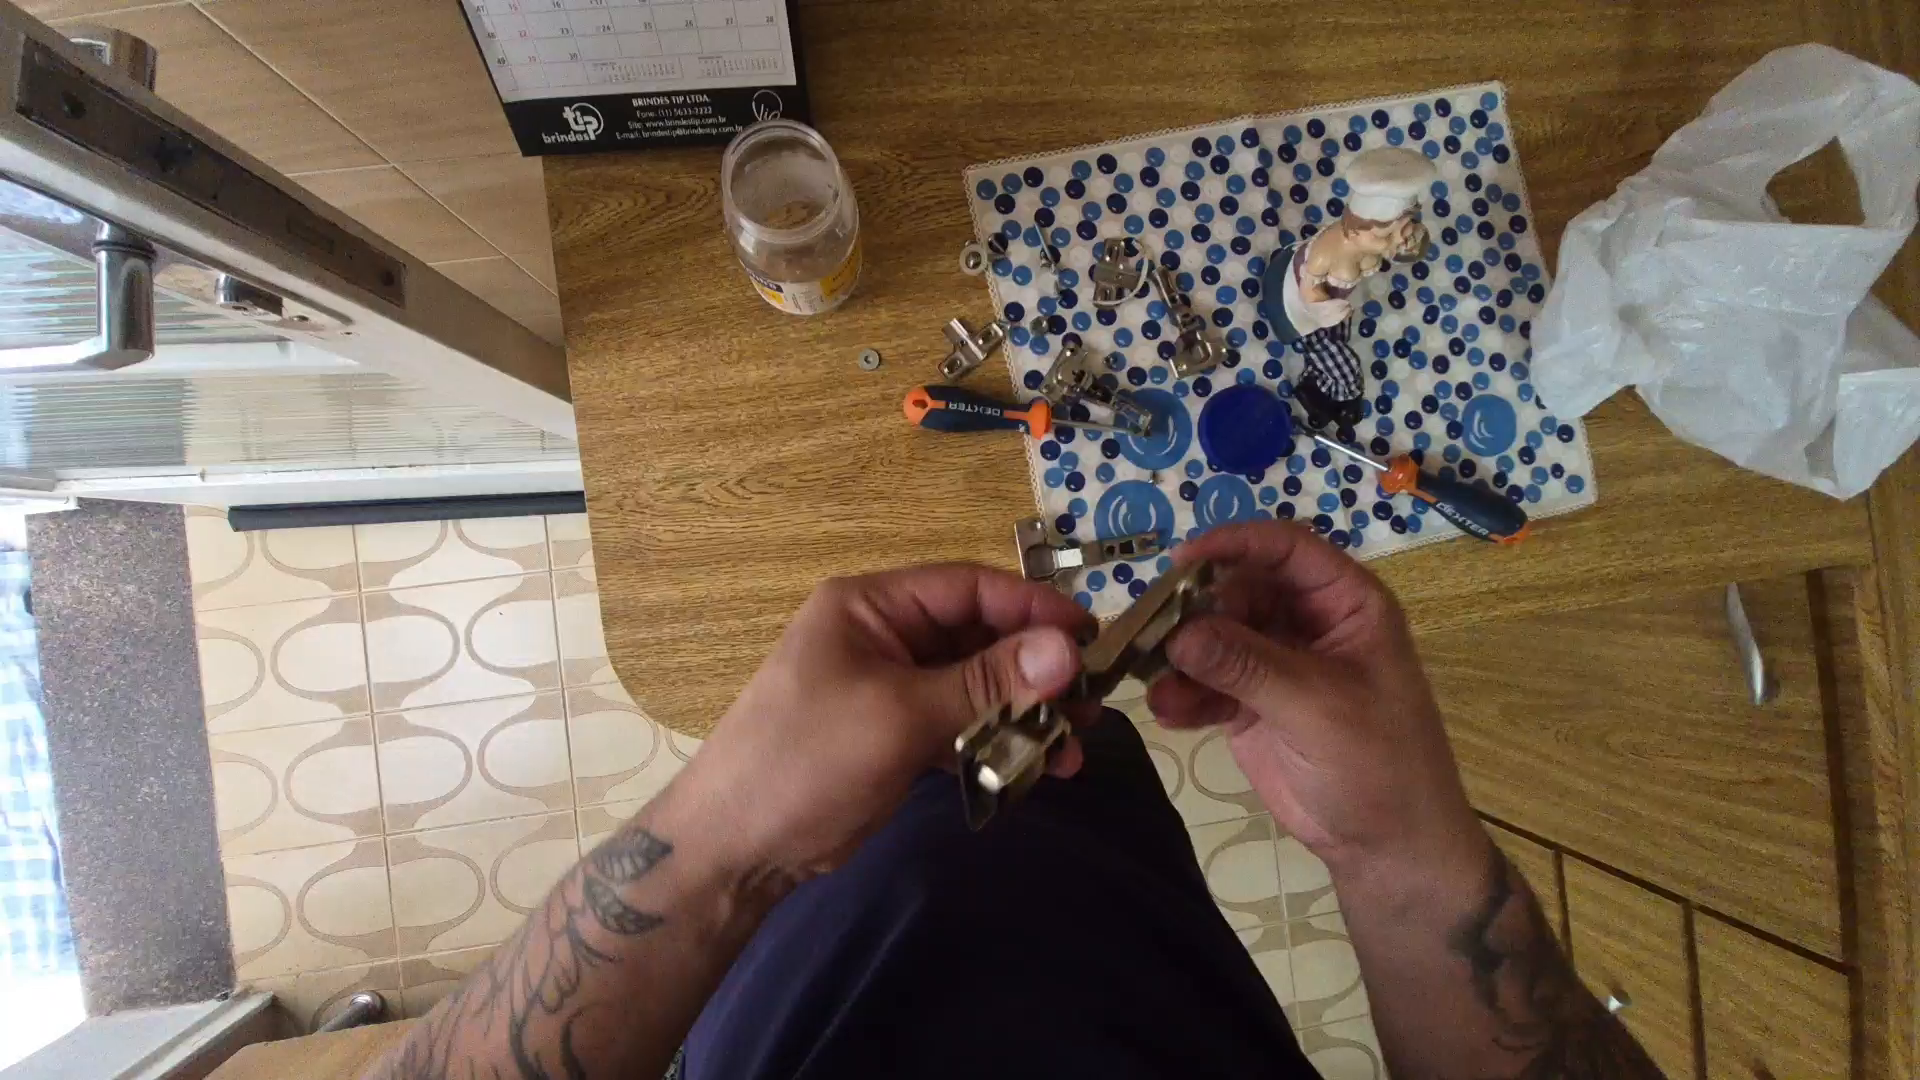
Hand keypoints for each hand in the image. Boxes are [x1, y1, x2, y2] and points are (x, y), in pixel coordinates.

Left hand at [663, 564, 1095, 881]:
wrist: (737, 850)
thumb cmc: (807, 760)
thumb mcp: (900, 714)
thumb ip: (986, 682)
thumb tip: (1069, 650)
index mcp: (872, 605)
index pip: (968, 587)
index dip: (1031, 608)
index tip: (1089, 637)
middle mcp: (887, 634)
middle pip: (978, 637)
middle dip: (1034, 669)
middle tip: (1091, 703)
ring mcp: (894, 685)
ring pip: (977, 685)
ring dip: (1024, 711)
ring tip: (1072, 746)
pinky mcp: (901, 731)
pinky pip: (963, 723)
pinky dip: (997, 742)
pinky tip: (1036, 768)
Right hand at [1148, 522, 1482, 872]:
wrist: (1385, 847)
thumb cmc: (1380, 766)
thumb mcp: (1318, 707)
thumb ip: (1247, 665)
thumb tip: (1177, 634)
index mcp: (1342, 604)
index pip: (1285, 549)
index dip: (1235, 543)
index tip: (1180, 560)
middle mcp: (1302, 622)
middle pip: (1234, 589)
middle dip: (1192, 610)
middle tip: (1152, 633)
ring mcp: (1270, 661)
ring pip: (1209, 634)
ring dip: (1179, 657)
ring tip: (1159, 685)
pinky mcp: (1244, 700)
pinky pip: (1201, 680)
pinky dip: (1183, 693)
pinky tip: (1170, 713)